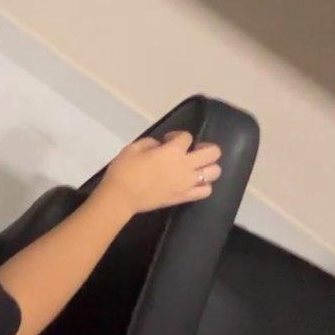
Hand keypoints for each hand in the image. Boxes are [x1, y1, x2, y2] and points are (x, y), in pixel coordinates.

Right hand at [94, 131, 222, 214]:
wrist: (119, 198)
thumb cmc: (123, 172)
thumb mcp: (131, 149)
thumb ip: (149, 143)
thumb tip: (158, 145)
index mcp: (173, 151)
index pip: (186, 137)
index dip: (177, 136)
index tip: (167, 140)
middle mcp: (186, 165)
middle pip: (213, 152)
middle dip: (205, 148)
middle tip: (192, 151)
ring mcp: (187, 182)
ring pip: (215, 171)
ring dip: (208, 167)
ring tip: (195, 169)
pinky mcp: (183, 196)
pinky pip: (205, 191)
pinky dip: (204, 186)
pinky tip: (194, 184)